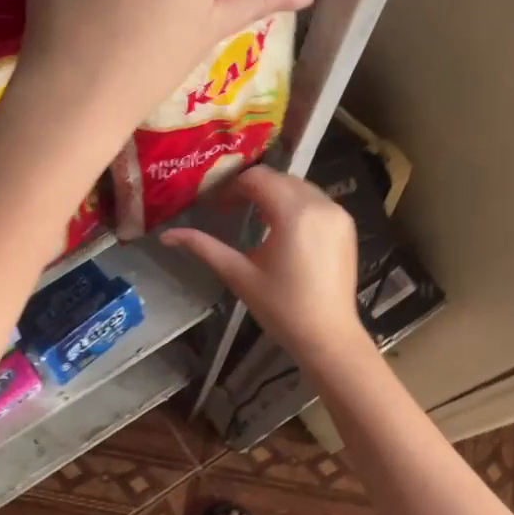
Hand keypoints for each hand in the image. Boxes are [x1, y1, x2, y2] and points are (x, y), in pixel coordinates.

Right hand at [161, 166, 370, 364]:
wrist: (328, 336)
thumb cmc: (281, 308)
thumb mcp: (239, 275)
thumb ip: (205, 248)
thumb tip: (167, 235)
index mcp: (294, 214)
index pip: (258, 178)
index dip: (233, 187)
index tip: (216, 206)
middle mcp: (320, 205)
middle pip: (280, 178)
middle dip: (253, 188)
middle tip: (230, 209)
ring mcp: (338, 214)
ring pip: (299, 187)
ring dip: (275, 195)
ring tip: (254, 218)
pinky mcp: (346, 226)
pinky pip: (316, 202)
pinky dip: (296, 205)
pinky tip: (281, 229)